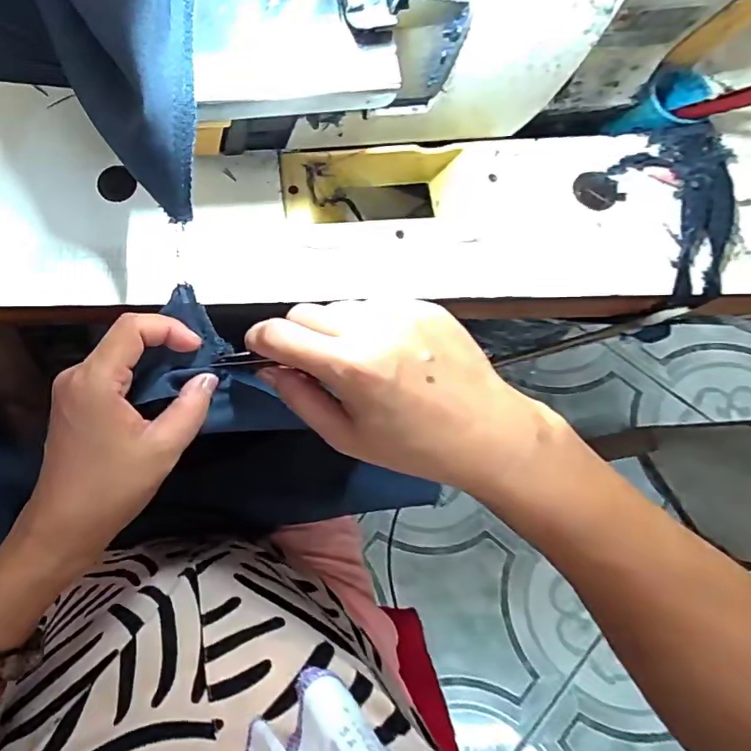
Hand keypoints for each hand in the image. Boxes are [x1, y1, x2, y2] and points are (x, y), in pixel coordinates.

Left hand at [8, 313, 217, 577]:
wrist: (62, 527)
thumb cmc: (110, 490)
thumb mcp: (161, 450)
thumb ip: (190, 408)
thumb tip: (207, 378)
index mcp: (93, 378)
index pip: (131, 327)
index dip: (169, 328)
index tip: (198, 349)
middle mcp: (76, 375)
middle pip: (122, 337)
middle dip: (163, 343)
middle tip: (197, 361)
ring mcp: (69, 389)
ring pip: (115, 356)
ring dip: (150, 361)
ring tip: (184, 378)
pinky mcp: (71, 404)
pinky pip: (106, 375)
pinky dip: (134, 377)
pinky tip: (157, 395)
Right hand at [244, 300, 568, 497]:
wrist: (490, 432)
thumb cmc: (418, 446)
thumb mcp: (346, 436)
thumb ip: (298, 398)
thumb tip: (269, 369)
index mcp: (354, 367)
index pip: (279, 332)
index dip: (260, 340)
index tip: (260, 350)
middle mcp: (375, 329)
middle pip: (303, 311)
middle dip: (295, 335)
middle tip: (312, 364)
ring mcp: (402, 311)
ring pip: (337, 305)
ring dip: (332, 328)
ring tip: (357, 359)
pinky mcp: (422, 305)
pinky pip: (372, 304)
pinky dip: (366, 323)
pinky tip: (386, 351)